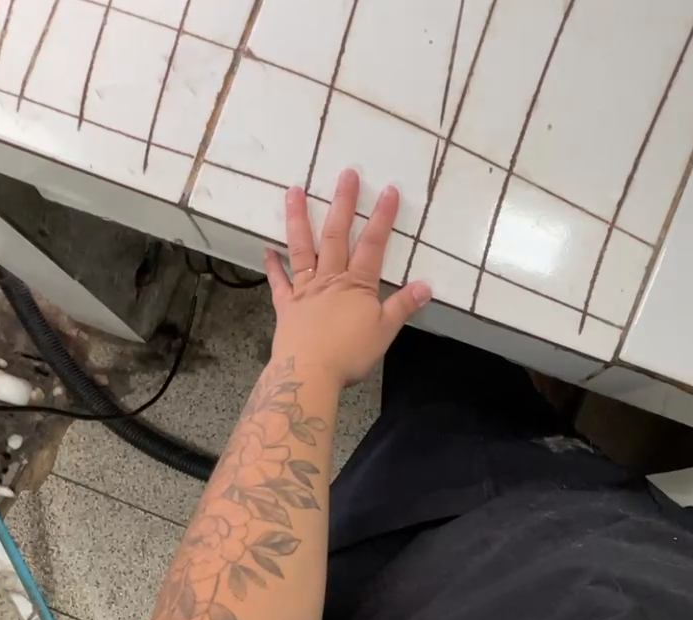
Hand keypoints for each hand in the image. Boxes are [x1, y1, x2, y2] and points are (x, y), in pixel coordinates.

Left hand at [264, 169, 431, 386]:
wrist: (309, 373)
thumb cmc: (349, 355)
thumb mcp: (384, 332)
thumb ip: (402, 307)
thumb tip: (425, 286)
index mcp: (358, 285)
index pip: (373, 245)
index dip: (382, 218)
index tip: (388, 190)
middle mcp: (330, 280)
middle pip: (337, 235)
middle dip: (343, 203)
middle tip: (346, 174)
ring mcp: (305, 290)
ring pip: (303, 248)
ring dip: (299, 219)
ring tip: (294, 191)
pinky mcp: (286, 306)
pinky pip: (279, 282)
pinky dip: (273, 265)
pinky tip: (267, 249)